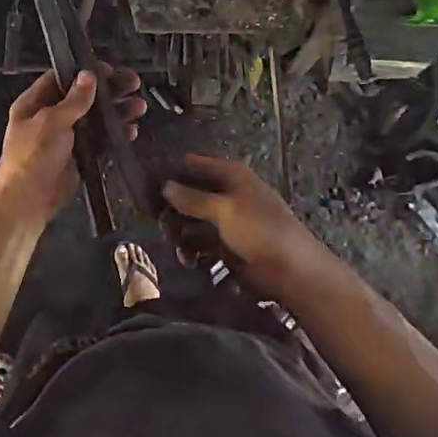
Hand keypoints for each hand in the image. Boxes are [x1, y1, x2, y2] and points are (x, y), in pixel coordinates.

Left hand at [0, 66, 145, 229]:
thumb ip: (74, 100)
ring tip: (140, 106)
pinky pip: (100, 141)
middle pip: (83, 97)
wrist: (28, 201)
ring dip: (117, 111)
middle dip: (109, 91)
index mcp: (34, 104)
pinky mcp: (79, 157)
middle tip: (134, 83)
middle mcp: (50, 118)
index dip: (85, 72)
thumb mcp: (52, 122)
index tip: (111, 70)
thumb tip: (89, 75)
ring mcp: (65, 138)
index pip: (62, 79)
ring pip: (95, 119)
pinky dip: (114, 134)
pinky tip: (131, 130)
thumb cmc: (33, 156)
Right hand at [161, 155, 336, 299]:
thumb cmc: (261, 230)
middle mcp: (226, 193)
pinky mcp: (225, 245)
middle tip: (161, 226)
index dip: (170, 174)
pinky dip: (191, 250)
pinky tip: (189, 260)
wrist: (291, 270)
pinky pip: (199, 243)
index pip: (193, 165)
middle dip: (172, 210)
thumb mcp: (226, 209)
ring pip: (190, 220)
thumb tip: (165, 186)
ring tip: (178, 248)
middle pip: (188, 195)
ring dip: (180, 233)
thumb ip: (194, 198)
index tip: (146, 187)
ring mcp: (225, 220)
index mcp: (231, 175)